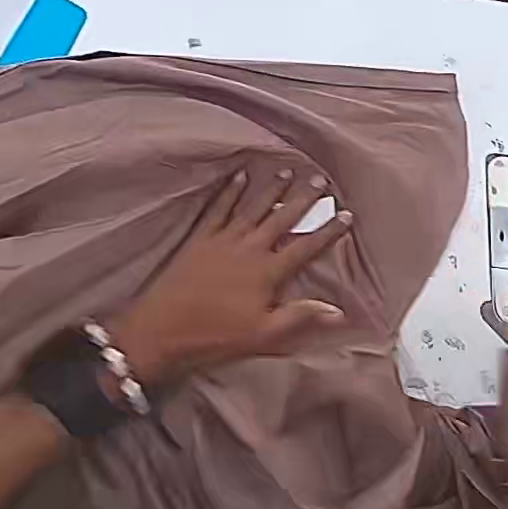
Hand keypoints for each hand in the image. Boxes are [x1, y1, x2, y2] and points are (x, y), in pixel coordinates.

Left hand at [111, 167, 353, 383]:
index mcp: (268, 271)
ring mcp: (224, 239)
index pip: (306, 246)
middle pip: (283, 218)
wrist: (161, 330)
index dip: (328, 230)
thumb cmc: (216, 336)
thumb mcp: (263, 335)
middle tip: (320, 179)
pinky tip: (239, 175)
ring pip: (254, 207)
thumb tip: (339, 310)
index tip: (346, 214)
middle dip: (304, 198)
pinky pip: (219, 208)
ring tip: (287, 171)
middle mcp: (250, 248)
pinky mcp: (201, 238)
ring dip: (271, 189)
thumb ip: (300, 317)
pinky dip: (230, 190)